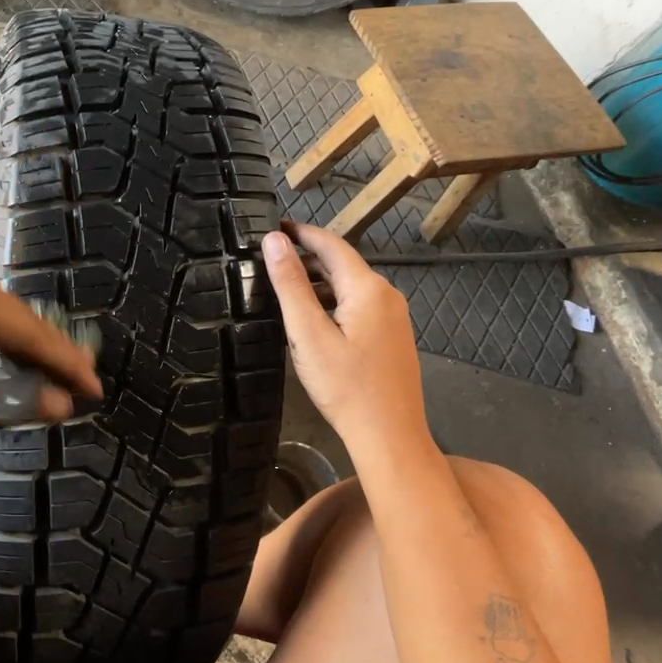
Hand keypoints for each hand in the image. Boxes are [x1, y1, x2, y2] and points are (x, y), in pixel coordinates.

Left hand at [0, 255, 103, 467]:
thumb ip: (15, 399)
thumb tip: (61, 402)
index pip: (27, 328)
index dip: (63, 360)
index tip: (93, 384)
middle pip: (9, 315)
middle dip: (42, 351)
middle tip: (78, 379)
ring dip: (13, 345)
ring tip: (47, 374)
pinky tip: (1, 359)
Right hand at [261, 221, 427, 440]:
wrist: (389, 436)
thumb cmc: (345, 386)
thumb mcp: (308, 334)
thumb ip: (290, 285)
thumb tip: (274, 241)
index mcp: (367, 288)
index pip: (331, 244)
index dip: (300, 232)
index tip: (271, 226)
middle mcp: (386, 295)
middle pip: (342, 263)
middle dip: (306, 256)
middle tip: (268, 257)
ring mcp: (394, 316)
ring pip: (349, 285)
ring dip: (317, 280)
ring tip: (282, 285)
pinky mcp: (392, 336)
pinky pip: (358, 304)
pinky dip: (332, 300)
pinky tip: (311, 317)